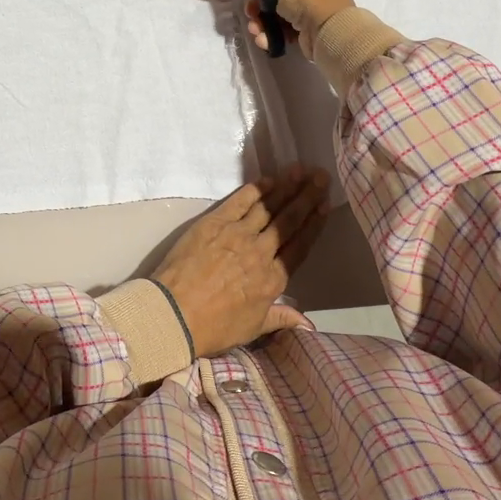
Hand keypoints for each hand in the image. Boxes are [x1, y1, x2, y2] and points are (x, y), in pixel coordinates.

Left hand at [151, 164, 329, 357]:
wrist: (175, 312)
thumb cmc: (214, 327)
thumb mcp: (253, 329)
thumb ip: (281, 318)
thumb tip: (309, 323)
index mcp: (273, 280)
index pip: (300, 245)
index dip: (314, 224)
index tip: (325, 205)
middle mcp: (260, 252)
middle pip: (289, 220)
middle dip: (307, 197)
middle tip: (321, 176)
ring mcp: (237, 234)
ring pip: (268, 207)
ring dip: (285, 187)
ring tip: (300, 170)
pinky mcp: (214, 222)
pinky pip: (239, 201)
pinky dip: (255, 189)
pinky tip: (267, 179)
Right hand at [198, 0, 355, 57]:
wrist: (334, 34)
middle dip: (256, 3)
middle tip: (251, 12)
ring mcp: (312, 3)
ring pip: (274, 8)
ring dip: (261, 20)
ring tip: (258, 30)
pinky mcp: (310, 25)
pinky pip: (284, 25)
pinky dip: (273, 32)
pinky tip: (267, 39)